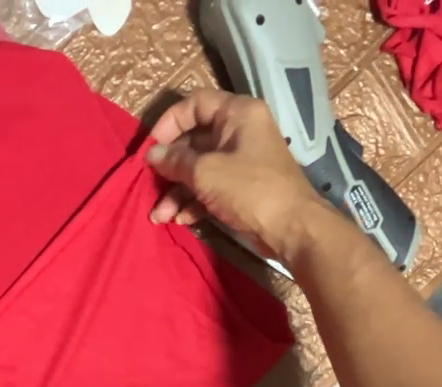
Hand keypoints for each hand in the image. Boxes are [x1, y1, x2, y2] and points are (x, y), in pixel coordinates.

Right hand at [145, 89, 334, 263]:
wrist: (291, 227)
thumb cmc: (250, 189)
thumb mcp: (207, 172)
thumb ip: (176, 161)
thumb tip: (153, 154)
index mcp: (237, 114)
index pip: (195, 104)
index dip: (169, 123)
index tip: (151, 147)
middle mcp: (239, 133)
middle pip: (193, 142)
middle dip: (169, 168)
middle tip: (150, 186)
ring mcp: (240, 163)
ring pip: (198, 171)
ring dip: (176, 193)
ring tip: (159, 216)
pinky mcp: (239, 190)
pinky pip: (209, 190)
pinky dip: (192, 203)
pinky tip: (179, 220)